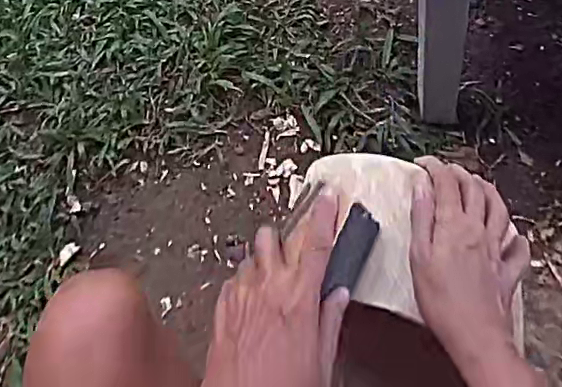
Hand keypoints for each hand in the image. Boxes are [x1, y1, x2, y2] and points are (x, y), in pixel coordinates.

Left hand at [204, 188, 351, 386]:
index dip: (324, 213)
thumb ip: (330, 323)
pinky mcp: (221, 310)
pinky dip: (242, 283)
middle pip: (274, 236)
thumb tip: (339, 297)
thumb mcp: (321, 365)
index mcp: (300, 298)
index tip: (327, 197)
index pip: (317, 242)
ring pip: (251, 254)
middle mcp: (269, 288)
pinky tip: (250, 301)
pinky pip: (232, 280)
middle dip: (283, 238)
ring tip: (269, 279)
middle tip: (291, 251)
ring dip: (262, 260)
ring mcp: (242, 296)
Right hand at [409, 158, 534, 386]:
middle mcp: (478, 230)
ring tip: (479, 185)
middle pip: (474, 188)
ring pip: (498, 208)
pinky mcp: (507, 270)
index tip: (424, 164)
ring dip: (488, 191)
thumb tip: (421, 187)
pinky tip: (513, 235)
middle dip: (460, 173)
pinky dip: (516, 237)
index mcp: (454, 225)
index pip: (446, 182)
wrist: (476, 338)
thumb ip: (421, 218)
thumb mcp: (419, 257)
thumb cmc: (443, 304)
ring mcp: (496, 249)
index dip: (435, 167)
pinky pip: (518, 248)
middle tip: (448, 170)